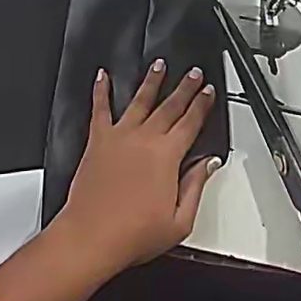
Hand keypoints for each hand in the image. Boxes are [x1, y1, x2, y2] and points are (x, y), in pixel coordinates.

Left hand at [51, 60, 220, 279]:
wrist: (92, 235)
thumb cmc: (133, 233)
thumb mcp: (180, 220)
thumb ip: (195, 186)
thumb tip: (207, 164)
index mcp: (167, 156)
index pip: (191, 122)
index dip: (202, 105)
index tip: (208, 92)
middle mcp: (144, 140)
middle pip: (170, 106)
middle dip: (184, 87)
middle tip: (193, 73)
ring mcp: (119, 137)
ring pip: (139, 100)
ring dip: (151, 81)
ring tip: (159, 65)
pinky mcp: (97, 141)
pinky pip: (100, 108)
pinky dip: (101, 91)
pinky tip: (102, 76)